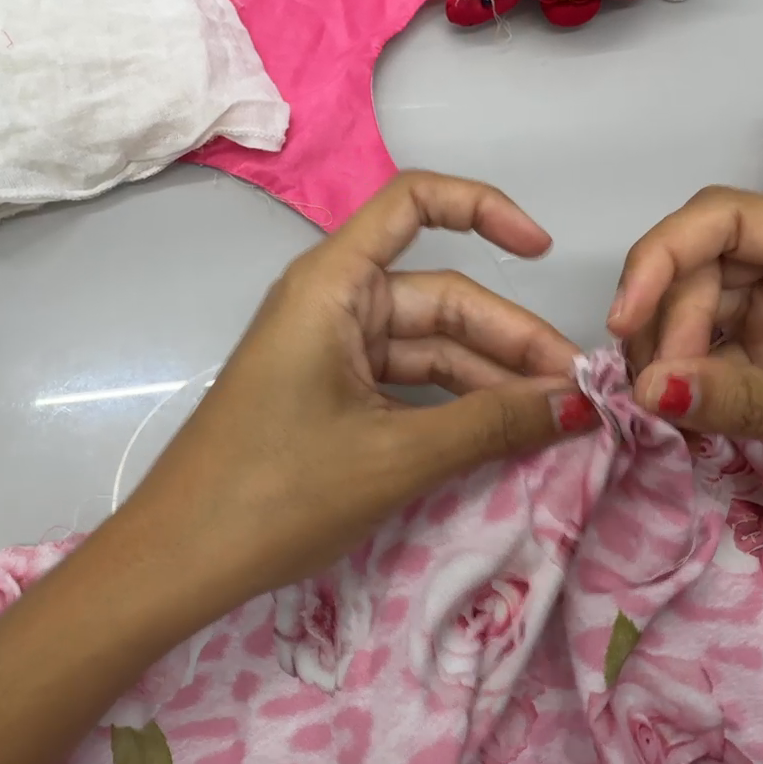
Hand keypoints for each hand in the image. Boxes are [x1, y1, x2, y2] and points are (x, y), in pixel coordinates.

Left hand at [119, 172, 590, 601]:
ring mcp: (330, 348)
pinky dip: (454, 403)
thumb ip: (493, 424)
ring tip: (559, 420)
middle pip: (440, 296)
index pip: (413, 203)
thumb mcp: (396, 455)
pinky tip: (505, 433)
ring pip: (429, 344)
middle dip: (511, 340)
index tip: (542, 253)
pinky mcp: (330, 391)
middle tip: (582, 393)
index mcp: (333, 283)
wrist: (180, 559)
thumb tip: (582, 404)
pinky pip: (406, 380)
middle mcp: (333, 301)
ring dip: (490, 379)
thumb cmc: (278, 490)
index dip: (483, 210)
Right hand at [605, 186, 762, 562]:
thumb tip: (646, 389)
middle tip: (657, 394)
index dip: (660, 259)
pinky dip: (699, 381)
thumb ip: (757, 404)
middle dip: (670, 320)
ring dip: (676, 352)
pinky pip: (727, 351)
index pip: (728, 219)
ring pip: (707, 307)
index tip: (624, 328)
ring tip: (668, 412)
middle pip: (708, 263)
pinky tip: (693, 417)